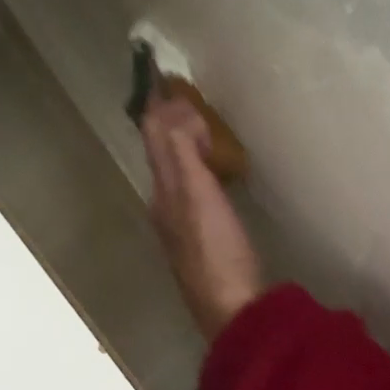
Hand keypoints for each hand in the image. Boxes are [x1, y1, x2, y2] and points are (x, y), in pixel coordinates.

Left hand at [141, 89, 265, 338]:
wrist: (233, 312)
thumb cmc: (217, 252)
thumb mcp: (196, 194)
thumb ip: (182, 150)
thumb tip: (173, 109)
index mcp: (163, 193)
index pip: (155, 139)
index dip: (160, 108)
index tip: (167, 77)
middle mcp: (166, 209)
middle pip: (163, 157)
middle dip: (171, 124)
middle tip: (187, 97)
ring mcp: (185, 230)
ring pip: (178, 176)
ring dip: (186, 147)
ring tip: (203, 128)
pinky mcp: (205, 246)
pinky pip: (195, 194)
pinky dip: (200, 172)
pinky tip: (216, 176)